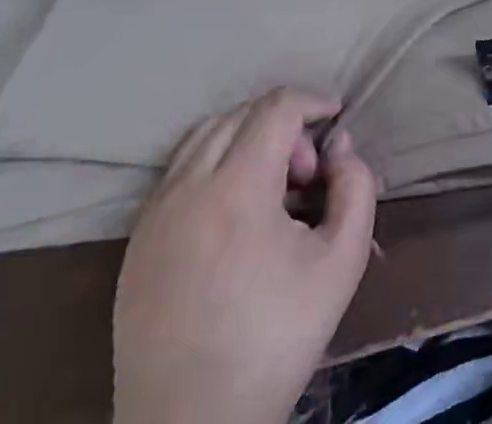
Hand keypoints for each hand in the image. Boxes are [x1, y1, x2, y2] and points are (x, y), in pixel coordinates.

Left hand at [114, 89, 379, 423]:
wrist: (192, 421)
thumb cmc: (276, 337)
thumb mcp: (342, 260)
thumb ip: (356, 187)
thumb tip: (340, 149)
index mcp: (237, 188)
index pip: (275, 108)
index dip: (313, 100)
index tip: (337, 115)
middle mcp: (186, 187)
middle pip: (238, 115)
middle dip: (283, 126)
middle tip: (309, 173)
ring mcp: (152, 213)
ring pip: (202, 138)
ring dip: (246, 140)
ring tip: (273, 189)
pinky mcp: (136, 240)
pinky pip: (178, 173)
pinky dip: (215, 166)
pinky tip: (236, 214)